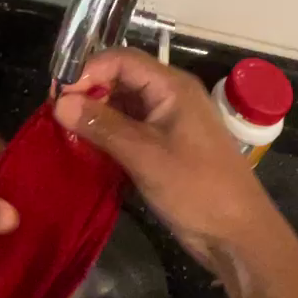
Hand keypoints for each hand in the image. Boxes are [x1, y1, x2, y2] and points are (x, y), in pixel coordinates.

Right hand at [52, 48, 278, 266]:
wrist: (239, 237)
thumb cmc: (197, 188)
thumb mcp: (145, 155)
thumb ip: (102, 126)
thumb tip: (59, 103)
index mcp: (172, 86)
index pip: (122, 59)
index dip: (89, 70)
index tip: (59, 93)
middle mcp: (170, 95)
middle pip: (121, 78)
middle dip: (89, 91)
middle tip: (58, 113)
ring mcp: (169, 121)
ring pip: (124, 103)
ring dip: (96, 114)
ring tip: (67, 130)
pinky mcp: (165, 145)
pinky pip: (130, 127)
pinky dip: (108, 133)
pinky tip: (88, 148)